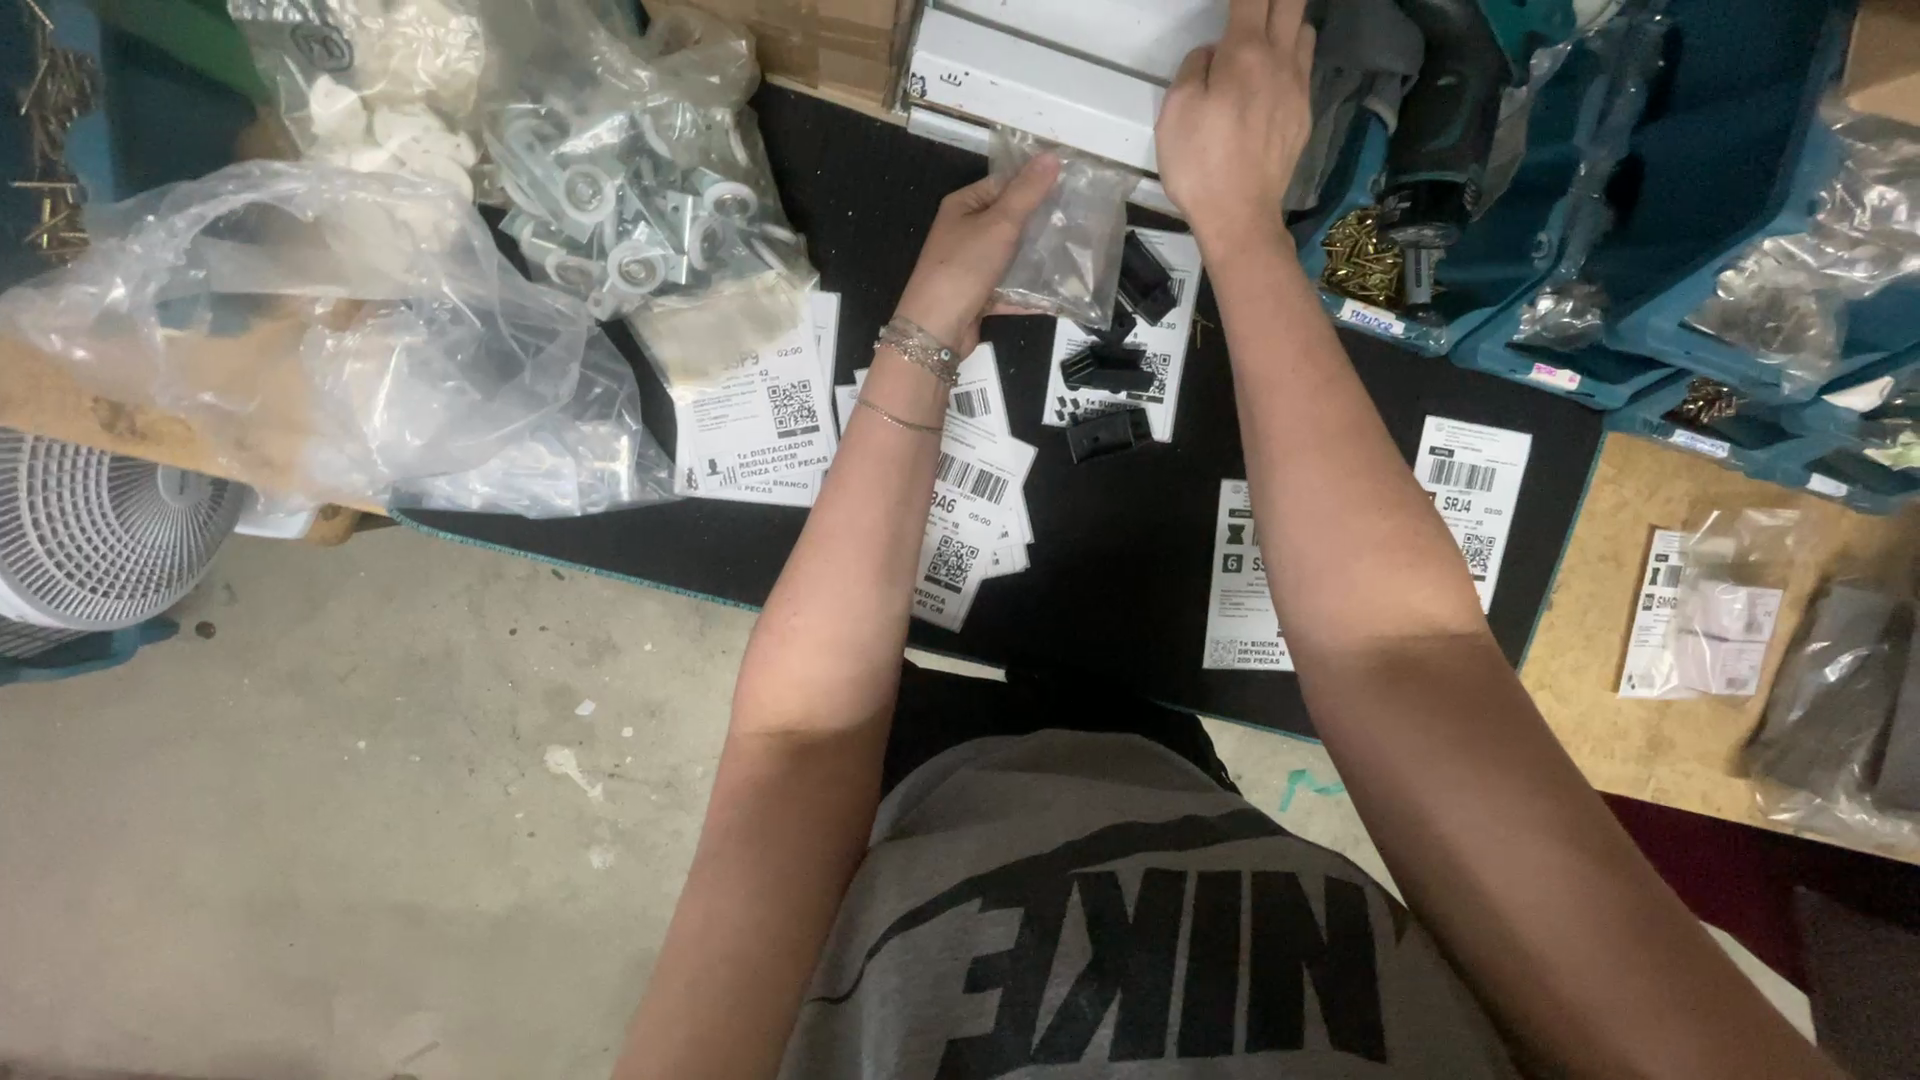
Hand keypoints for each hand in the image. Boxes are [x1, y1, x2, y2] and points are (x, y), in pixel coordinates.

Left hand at [893, 155, 1061, 354]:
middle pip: (1009, 222)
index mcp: (963, 206)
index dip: (1033, 184)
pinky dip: (1030, 294)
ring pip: (1011, 258)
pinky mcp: (979, 297)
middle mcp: (964, 233)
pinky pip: (1010, 290)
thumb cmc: (963, 268)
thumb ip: (1027, 192)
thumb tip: (1052, 156)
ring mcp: (971, 267)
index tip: (1069, 187)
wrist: (936, 329)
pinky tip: (1058, 297)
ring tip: (1075, 255)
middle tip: (1077, 222)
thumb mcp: (999, 224)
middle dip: (1041, 224)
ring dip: (1038, 260)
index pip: (1003, 185)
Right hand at [1156, 0, 1314, 249]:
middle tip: (1256, 6)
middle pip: (1290, 2)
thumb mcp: (1174, 112)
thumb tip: (1212, 54)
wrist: (1239, 216)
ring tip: (1269, 32)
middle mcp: (1278, 61)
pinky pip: (1303, 68)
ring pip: (1304, 30)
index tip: (1232, 0)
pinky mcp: (1303, 116)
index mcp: (1243, 54)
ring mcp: (1297, 88)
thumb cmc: (1199, 166)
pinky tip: (1274, 75)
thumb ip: (1193, 70)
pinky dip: (1291, 57)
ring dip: (1288, 21)